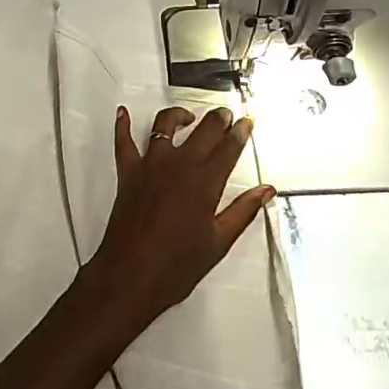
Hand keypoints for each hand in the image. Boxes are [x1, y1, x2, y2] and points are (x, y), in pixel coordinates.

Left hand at [85, 106, 275, 333]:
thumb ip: (243, 211)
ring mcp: (150, 165)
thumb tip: (266, 191)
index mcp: (204, 182)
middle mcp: (178, 165)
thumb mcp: (219, 241)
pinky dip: (122, 126)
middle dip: (218, 119)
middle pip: (203, 130)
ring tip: (188, 117)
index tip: (247, 122)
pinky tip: (123, 113)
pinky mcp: (128, 172)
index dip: (240, 132)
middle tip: (226, 116)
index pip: (228, 147)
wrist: (132, 274)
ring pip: (164, 125)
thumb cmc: (176, 265)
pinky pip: (123, 141)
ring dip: (179, 115)